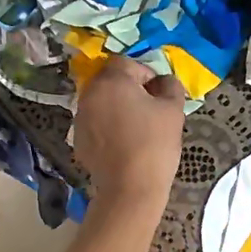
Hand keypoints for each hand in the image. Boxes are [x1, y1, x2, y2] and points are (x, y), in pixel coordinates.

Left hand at [73, 57, 185, 213]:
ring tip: (137, 127)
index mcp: (110, 81)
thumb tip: (164, 81)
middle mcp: (89, 95)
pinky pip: (95, 123)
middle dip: (129, 89)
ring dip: (117, 107)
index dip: (146, 74)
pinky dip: (107, 126)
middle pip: (110, 81)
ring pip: (101, 102)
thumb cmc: (154, 144)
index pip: (126, 63)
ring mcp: (80, 118)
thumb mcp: (173, 110)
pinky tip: (123, 143)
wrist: (130, 188)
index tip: (159, 93)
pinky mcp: (78, 139)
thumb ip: (170, 86)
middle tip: (149, 109)